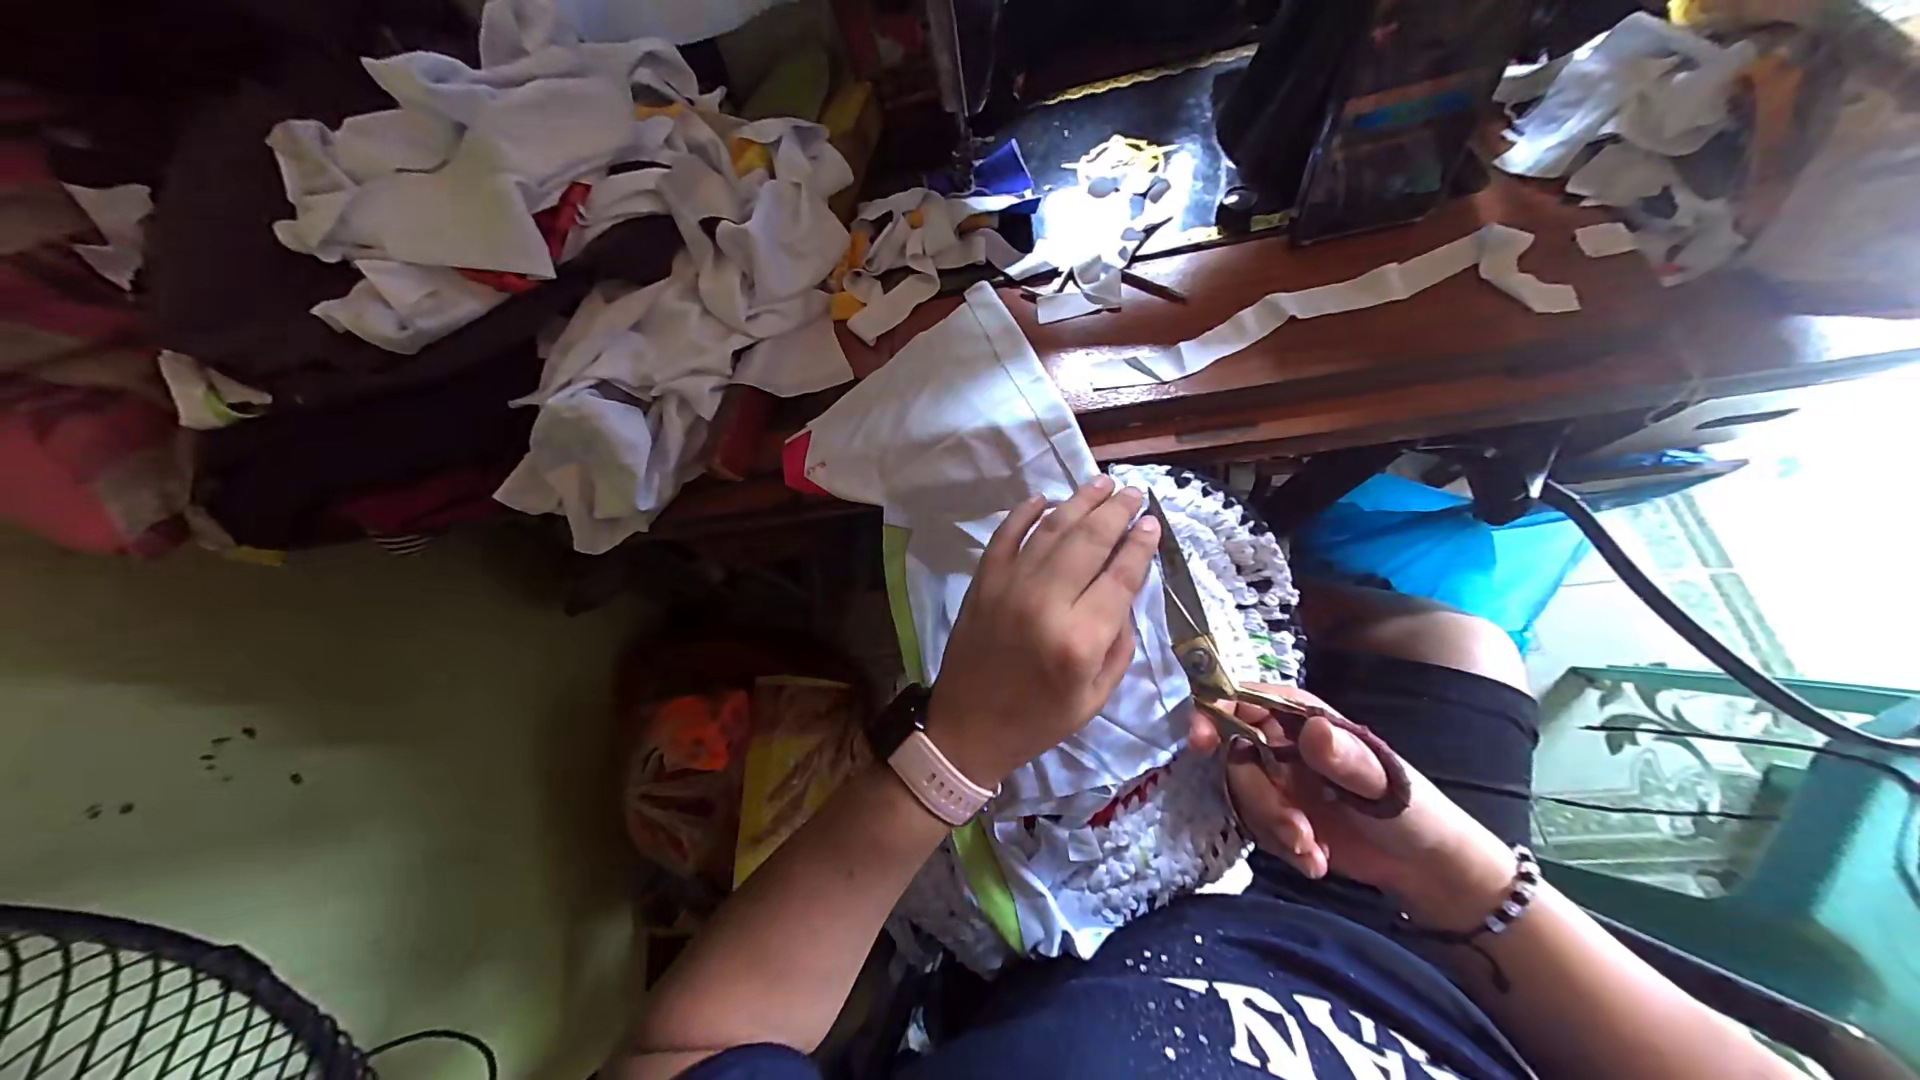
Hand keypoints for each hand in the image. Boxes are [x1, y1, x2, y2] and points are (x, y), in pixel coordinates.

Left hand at [926, 476, 1159, 787]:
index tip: (1153, 523)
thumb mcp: (1097, 696)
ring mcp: (1009, 587)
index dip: (1141, 544)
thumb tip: (1126, 587)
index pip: (1121, 575)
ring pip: (1051, 529)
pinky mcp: (982, 582)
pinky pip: (1006, 535)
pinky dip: (1025, 512)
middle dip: (1117, 511)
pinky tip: (1045, 498)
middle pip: (1089, 541)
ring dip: (1079, 501)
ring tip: (1102, 483)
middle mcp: (1046, 603)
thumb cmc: (1039, 719)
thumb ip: (1119, 640)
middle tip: (1134, 493)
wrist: (968, 728)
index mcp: (1080, 639)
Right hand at [1190, 685, 1516, 926]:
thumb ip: (1347, 758)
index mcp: (1301, 716)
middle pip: (1235, 755)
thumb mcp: (1386, 784)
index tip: (1200, 742)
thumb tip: (1311, 728)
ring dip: (1272, 827)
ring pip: (1240, 793)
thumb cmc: (1414, 811)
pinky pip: (1252, 823)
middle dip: (1259, 798)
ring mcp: (1274, 777)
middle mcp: (1279, 740)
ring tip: (1314, 852)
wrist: (1426, 871)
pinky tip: (1314, 859)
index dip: (1213, 712)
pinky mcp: (1273, 811)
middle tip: (1297, 832)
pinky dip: (1278, 846)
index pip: (1241, 699)